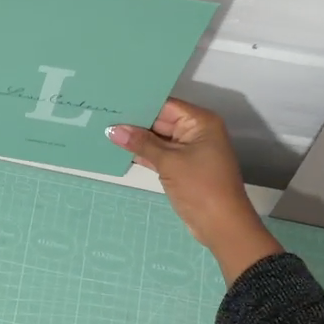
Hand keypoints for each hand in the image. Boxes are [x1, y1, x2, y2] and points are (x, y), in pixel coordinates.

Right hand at [107, 98, 282, 284]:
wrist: (221, 224)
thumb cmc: (200, 186)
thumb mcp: (169, 162)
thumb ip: (141, 143)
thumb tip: (113, 129)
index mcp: (200, 122)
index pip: (165, 105)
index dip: (140, 103)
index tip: (113, 100)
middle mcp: (195, 131)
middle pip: (160, 120)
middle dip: (134, 121)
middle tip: (103, 113)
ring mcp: (188, 150)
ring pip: (157, 139)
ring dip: (136, 138)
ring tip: (105, 129)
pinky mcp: (181, 167)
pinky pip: (158, 154)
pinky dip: (142, 153)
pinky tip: (118, 149)